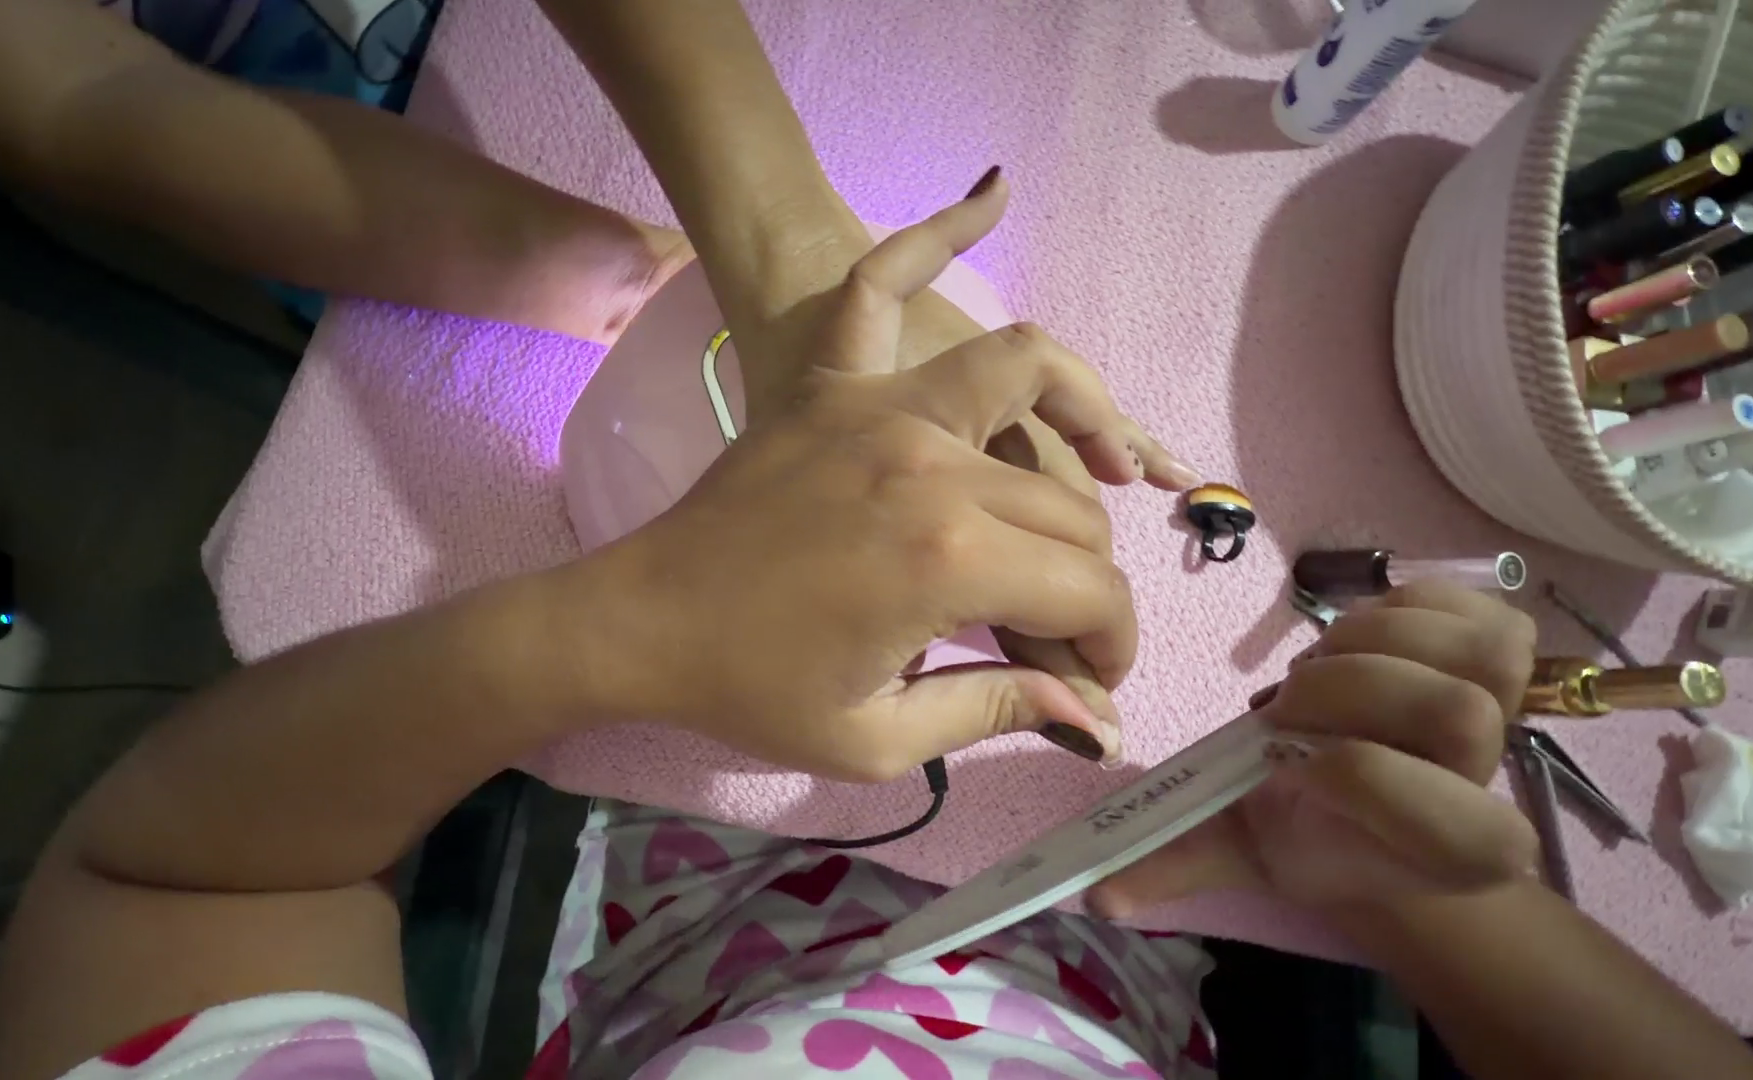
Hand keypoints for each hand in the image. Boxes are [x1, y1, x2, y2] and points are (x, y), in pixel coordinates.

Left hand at [579, 187, 1153, 780]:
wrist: (640, 622)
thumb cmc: (751, 689)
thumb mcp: (876, 736)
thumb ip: (996, 711)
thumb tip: (1092, 713)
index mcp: (948, 560)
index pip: (1089, 587)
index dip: (1112, 639)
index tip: (1096, 679)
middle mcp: (930, 464)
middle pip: (1067, 506)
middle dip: (1094, 576)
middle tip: (1072, 626)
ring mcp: (877, 406)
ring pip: (1026, 374)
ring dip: (1080, 411)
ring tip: (1103, 459)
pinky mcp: (830, 385)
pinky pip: (880, 284)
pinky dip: (934, 239)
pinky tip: (990, 197)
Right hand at [1086, 583, 1541, 916]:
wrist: (1369, 810)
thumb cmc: (1301, 832)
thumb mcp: (1236, 852)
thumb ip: (1174, 866)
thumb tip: (1095, 896)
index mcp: (1443, 851)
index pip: (1446, 816)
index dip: (1359, 777)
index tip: (1290, 768)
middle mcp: (1489, 782)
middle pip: (1454, 713)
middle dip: (1348, 690)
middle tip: (1290, 701)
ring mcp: (1503, 713)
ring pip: (1478, 653)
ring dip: (1374, 640)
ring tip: (1323, 662)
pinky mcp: (1498, 660)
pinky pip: (1485, 612)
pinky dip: (1413, 605)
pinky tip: (1362, 633)